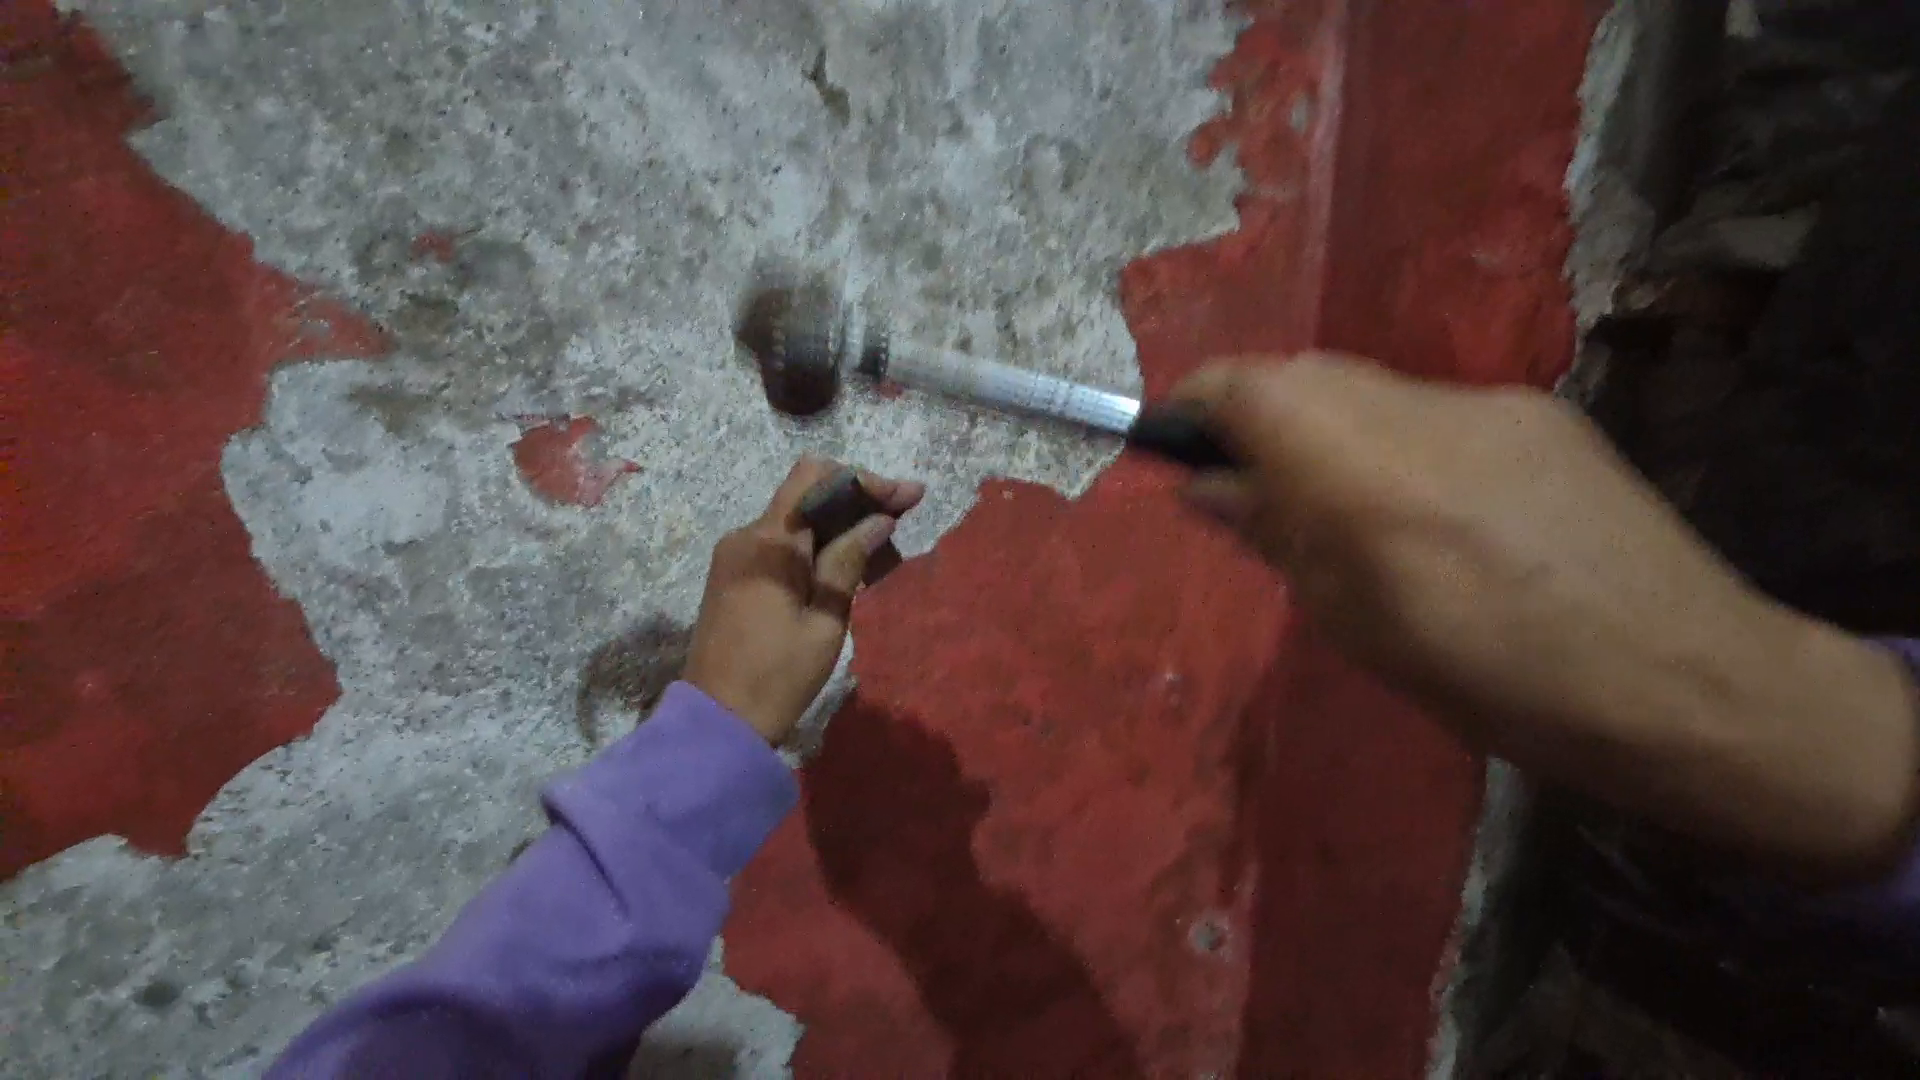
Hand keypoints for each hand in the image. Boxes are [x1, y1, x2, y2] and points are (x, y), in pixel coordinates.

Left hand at [683, 457, 924, 743]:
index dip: (862, 479)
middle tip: (903, 518)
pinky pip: (782, 545)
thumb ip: (849, 561)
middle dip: (858, 501)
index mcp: (768, 542)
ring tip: (883, 549)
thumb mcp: (825, 619)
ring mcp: (736, 555)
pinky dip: (816, 547)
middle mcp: (746, 536)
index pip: (814, 476)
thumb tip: (878, 519)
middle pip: (807, 495)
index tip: (905, 497)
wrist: (718, 722)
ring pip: (797, 521)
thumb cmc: (778, 675)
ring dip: (839, 526)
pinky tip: (846, 566)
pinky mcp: (734, 575)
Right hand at [1172, 353, 1918, 878]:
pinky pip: (1422, 408)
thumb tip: (1203, 485)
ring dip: (1315, 426)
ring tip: (1323, 501)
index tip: (1166, 441)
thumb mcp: (1347, 617)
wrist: (1680, 680)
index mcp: (1359, 469)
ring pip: (1359, 386)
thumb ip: (1270, 531)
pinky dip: (1382, 438)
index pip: (1244, 387)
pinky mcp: (1533, 412)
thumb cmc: (1481, 673)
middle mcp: (1416, 408)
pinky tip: (1413, 503)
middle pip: (1298, 373)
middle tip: (1238, 479)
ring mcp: (1482, 402)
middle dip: (1250, 413)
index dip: (1191, 401)